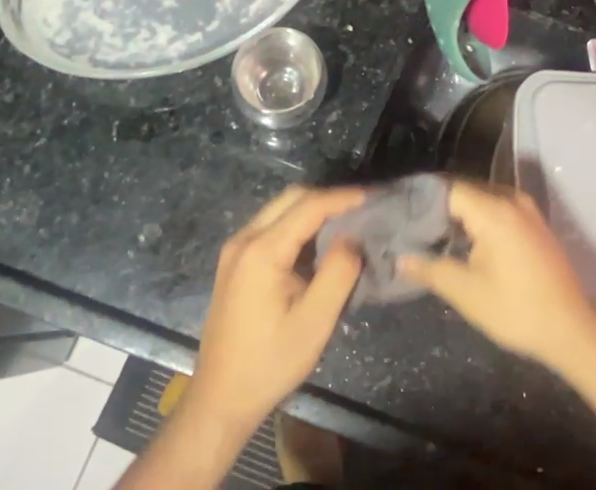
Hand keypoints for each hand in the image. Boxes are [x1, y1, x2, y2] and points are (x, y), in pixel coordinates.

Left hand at [187, 185, 365, 432]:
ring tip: (349, 223)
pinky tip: (319, 245)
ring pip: (279, 211)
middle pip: (291, 199)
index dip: (344, 198)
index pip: (309, 206)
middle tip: (364, 210)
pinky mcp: (234, 264)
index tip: (375, 198)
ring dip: (313, 211)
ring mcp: (234, 251)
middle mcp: (243, 240)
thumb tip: (353, 239)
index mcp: (262, 251)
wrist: (220, 398)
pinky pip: (269, 229)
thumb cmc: (270, 363)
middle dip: (329, 199)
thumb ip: (338, 273)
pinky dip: (297, 227)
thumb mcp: (315, 322)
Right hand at [398, 180, 595, 371]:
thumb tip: (400, 258)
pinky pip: (499, 210)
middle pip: (465, 190)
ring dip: (458, 214)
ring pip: (483, 200)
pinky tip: (462, 241)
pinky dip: (478, 220)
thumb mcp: (466, 292)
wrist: (571, 329)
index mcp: (494, 210)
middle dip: (437, 206)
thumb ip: (430, 269)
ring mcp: (528, 211)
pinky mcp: (535, 225)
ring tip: (429, 233)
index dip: (420, 200)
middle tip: (408, 225)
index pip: (447, 188)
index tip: (398, 214)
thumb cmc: (516, 309)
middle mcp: (512, 200)